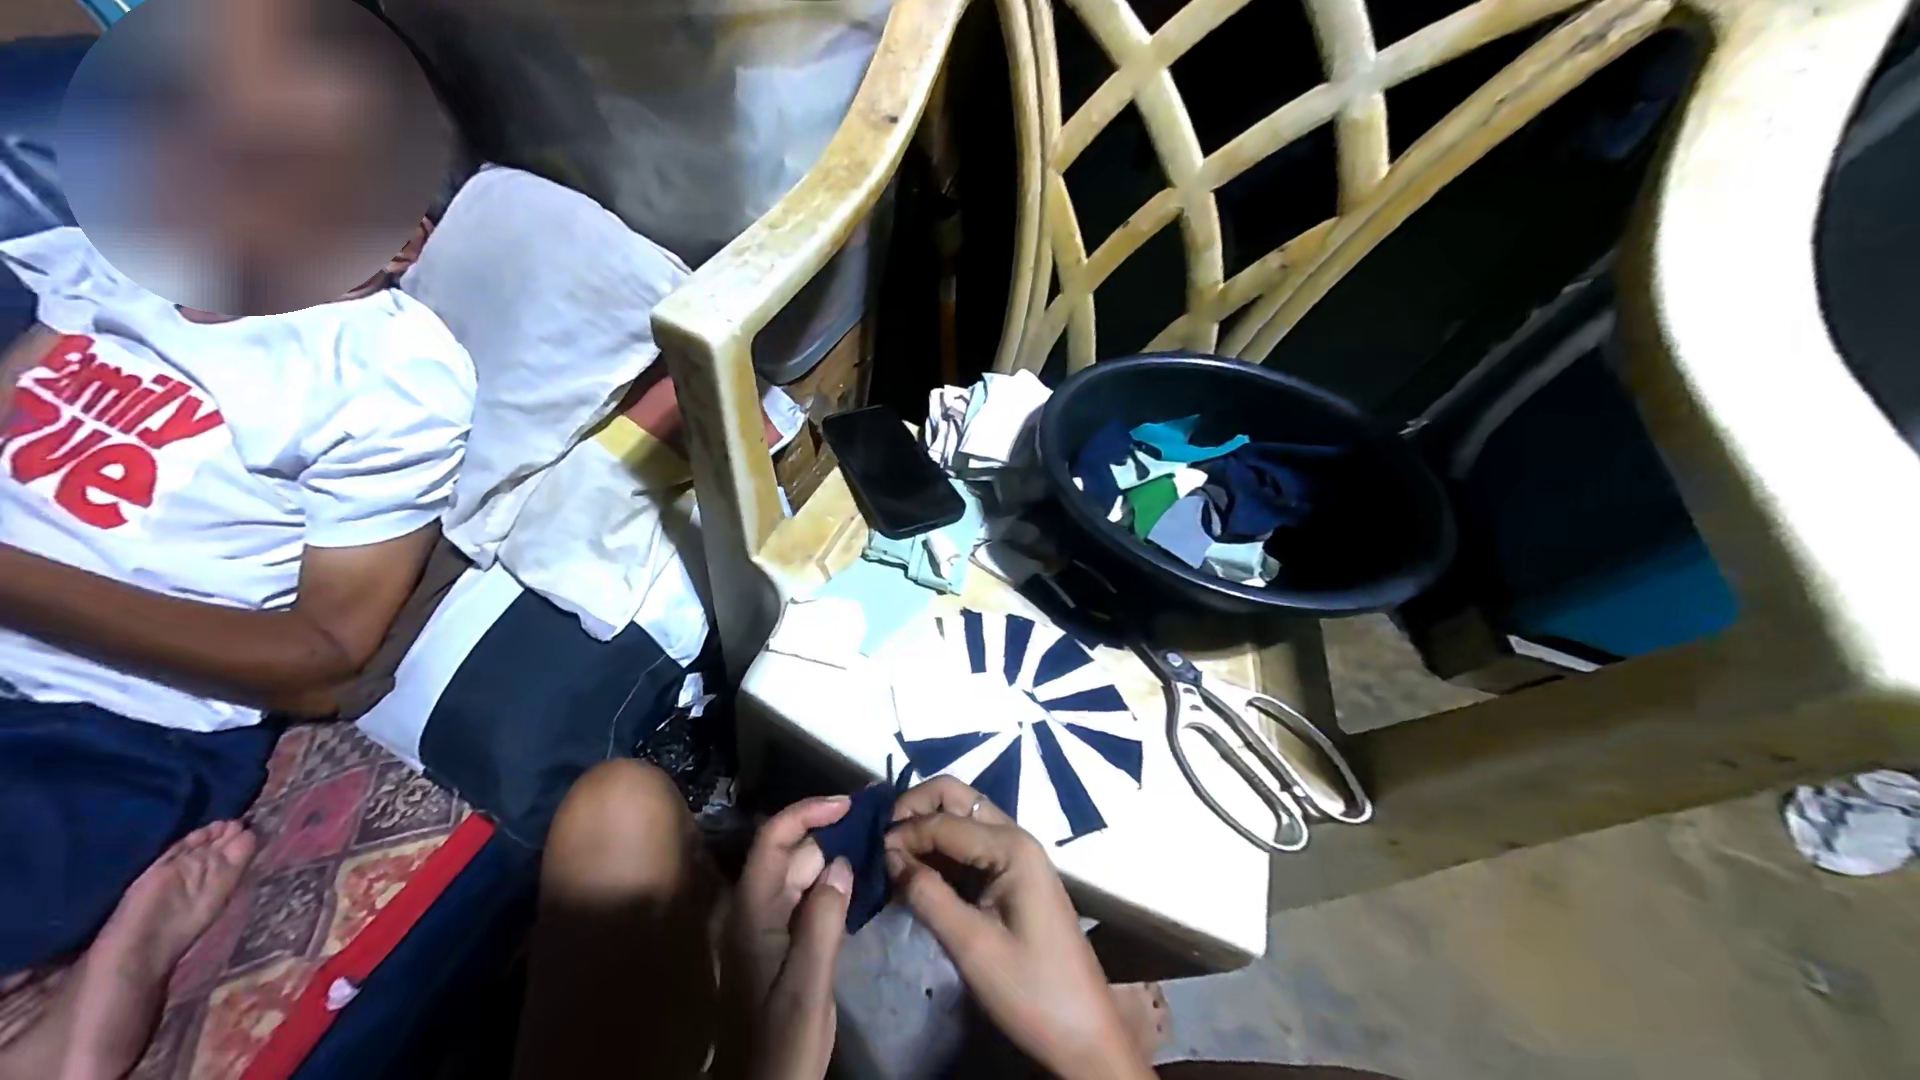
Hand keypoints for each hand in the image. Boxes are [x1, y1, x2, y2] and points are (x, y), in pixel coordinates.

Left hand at [722, 795, 855, 1079]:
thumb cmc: (780, 1044)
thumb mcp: (807, 985)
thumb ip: (823, 920)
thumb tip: (843, 863)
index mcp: (753, 911)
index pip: (774, 840)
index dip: (808, 812)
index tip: (848, 804)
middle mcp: (758, 908)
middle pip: (793, 851)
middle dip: (832, 828)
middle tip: (877, 816)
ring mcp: (772, 925)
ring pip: (805, 872)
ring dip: (838, 853)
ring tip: (879, 837)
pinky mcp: (786, 941)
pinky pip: (813, 897)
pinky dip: (838, 881)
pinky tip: (867, 876)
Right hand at [884, 778, 1153, 1079]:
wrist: (1083, 1031)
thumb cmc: (1030, 989)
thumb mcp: (972, 946)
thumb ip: (927, 894)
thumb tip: (889, 855)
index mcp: (1011, 846)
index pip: (944, 819)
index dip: (904, 833)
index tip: (872, 857)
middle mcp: (1014, 836)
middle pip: (955, 798)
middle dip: (915, 809)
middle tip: (882, 842)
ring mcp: (1014, 853)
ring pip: (960, 817)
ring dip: (925, 827)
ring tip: (892, 859)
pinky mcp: (1009, 874)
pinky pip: (967, 845)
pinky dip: (938, 850)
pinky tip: (915, 874)